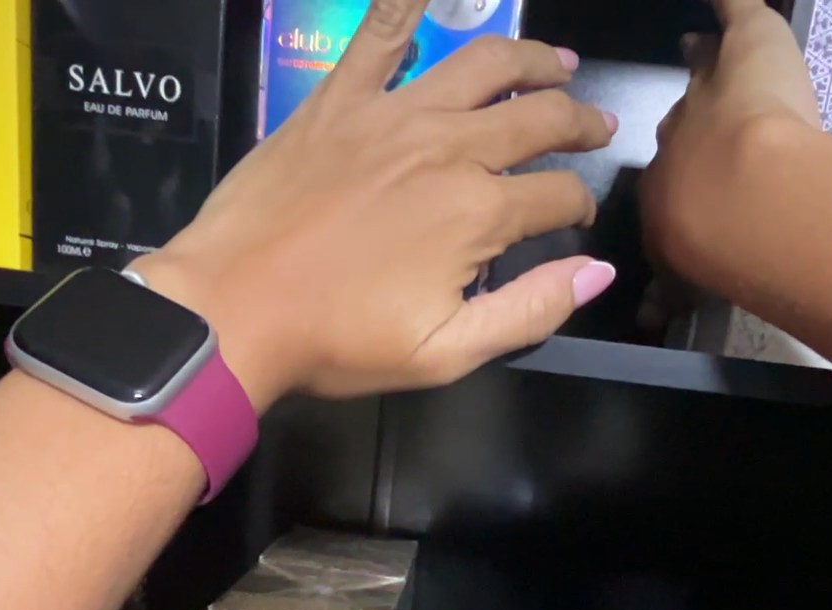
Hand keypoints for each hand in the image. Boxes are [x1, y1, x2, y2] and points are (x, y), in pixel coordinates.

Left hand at [136, 0, 619, 407]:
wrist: (234, 309)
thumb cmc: (340, 341)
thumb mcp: (446, 353)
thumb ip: (529, 311)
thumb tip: (597, 272)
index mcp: (477, 213)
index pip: (557, 195)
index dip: (579, 207)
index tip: (577, 220)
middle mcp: (446, 147)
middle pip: (535, 117)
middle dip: (576, 121)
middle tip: (595, 124)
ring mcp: (390, 114)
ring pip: (480, 64)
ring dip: (529, 59)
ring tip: (555, 62)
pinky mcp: (337, 101)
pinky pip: (381, 33)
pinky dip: (410, 4)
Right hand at [641, 0, 819, 293]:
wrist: (740, 197)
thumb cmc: (708, 239)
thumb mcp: (679, 286)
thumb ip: (664, 299)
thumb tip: (649, 320)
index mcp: (664, 187)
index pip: (669, 174)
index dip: (678, 173)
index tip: (683, 179)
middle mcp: (681, 139)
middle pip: (679, 126)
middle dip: (685, 122)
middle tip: (689, 114)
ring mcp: (711, 91)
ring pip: (703, 77)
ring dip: (702, 64)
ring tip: (695, 46)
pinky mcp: (744, 45)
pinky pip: (735, 11)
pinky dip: (729, 5)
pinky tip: (721, 4)